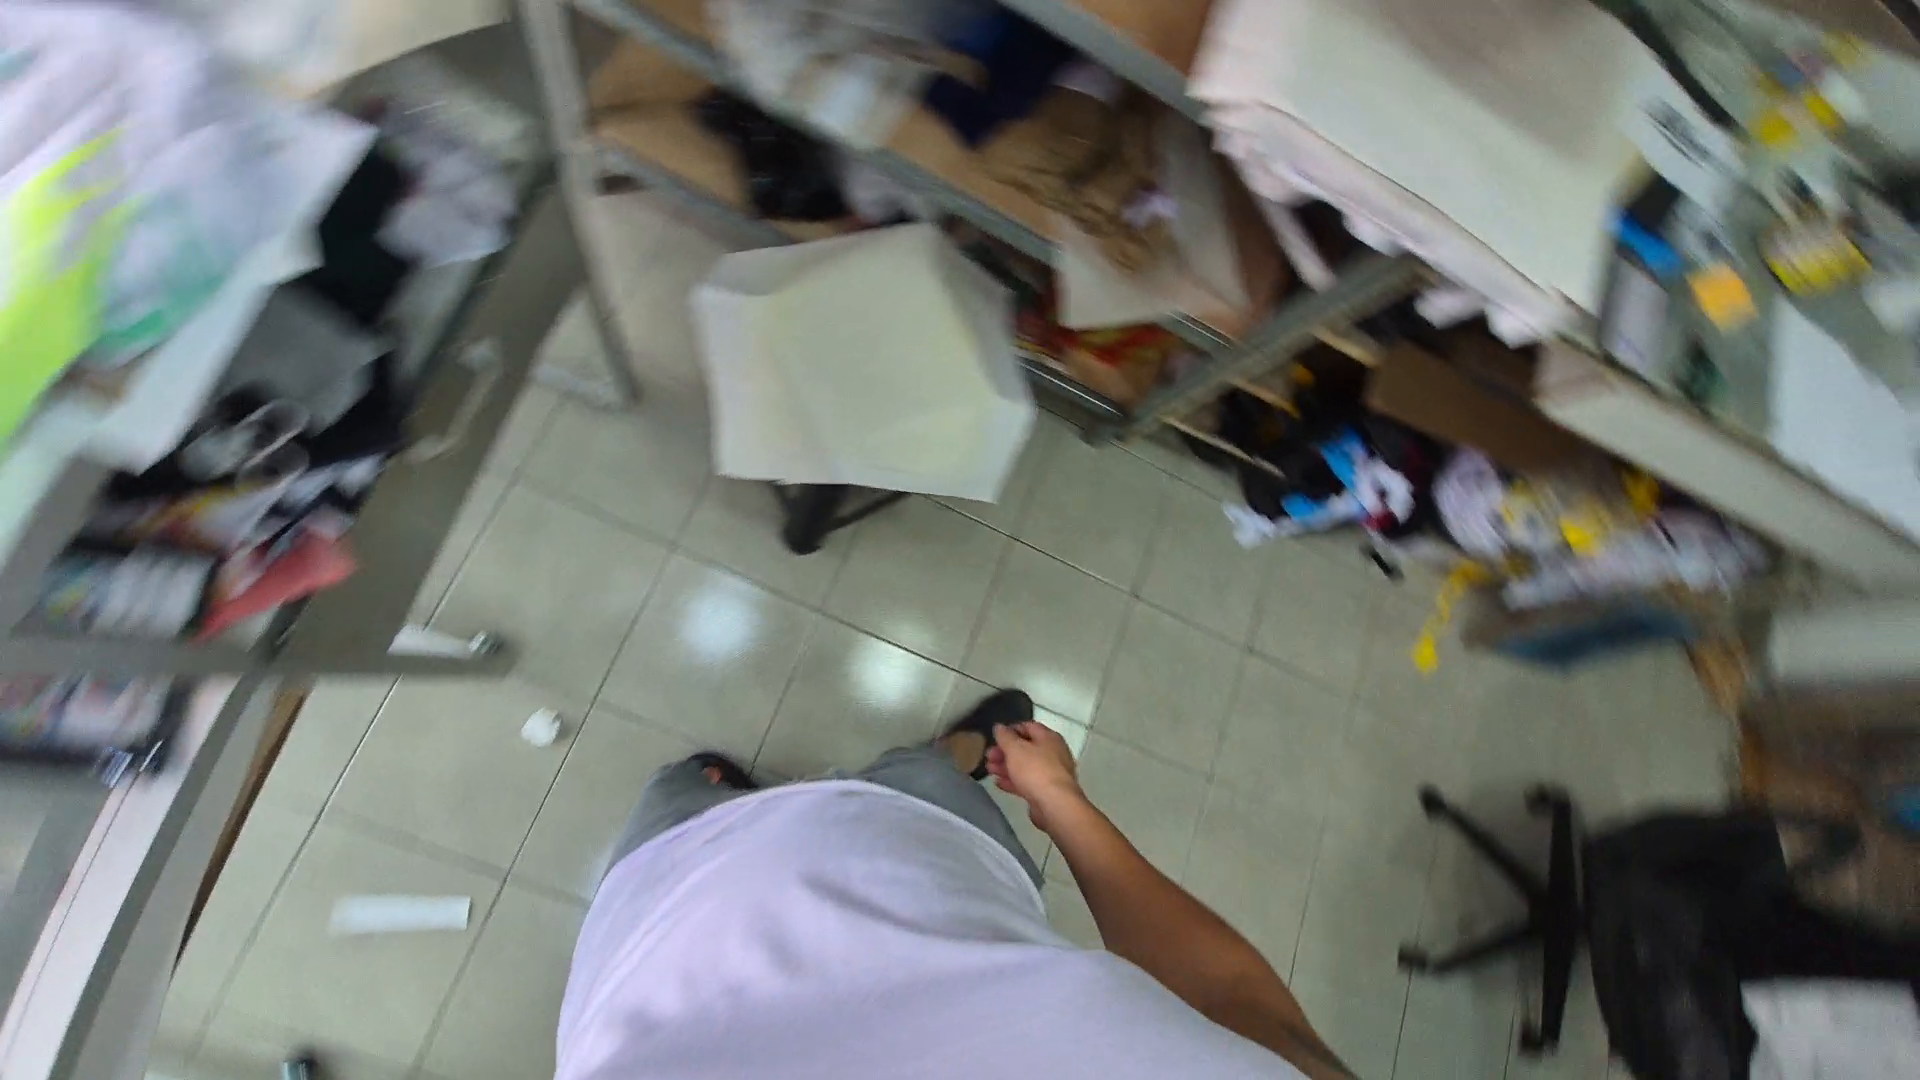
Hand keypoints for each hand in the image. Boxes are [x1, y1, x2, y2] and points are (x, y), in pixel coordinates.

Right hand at [986, 722, 1086, 833]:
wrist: (1055, 805)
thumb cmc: (1035, 770)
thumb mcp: (1015, 749)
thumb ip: (1005, 737)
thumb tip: (999, 727)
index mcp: (1048, 738)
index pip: (1028, 726)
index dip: (1010, 729)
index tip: (995, 736)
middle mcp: (1053, 753)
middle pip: (1026, 748)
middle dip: (1005, 751)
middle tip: (989, 755)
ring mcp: (1051, 773)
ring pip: (1025, 766)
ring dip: (1007, 766)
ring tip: (989, 769)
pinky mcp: (1047, 792)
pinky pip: (1028, 782)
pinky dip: (1014, 781)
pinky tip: (999, 783)